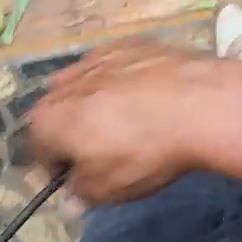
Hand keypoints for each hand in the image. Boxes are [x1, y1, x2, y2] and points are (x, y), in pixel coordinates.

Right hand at [28, 38, 241, 203]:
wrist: (199, 104)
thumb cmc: (144, 152)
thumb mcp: (107, 190)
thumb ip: (80, 193)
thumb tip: (71, 198)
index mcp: (50, 117)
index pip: (41, 149)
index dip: (62, 168)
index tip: (86, 178)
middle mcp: (67, 81)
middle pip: (61, 111)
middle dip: (77, 131)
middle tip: (109, 151)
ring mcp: (100, 56)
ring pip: (88, 84)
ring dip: (99, 102)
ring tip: (132, 122)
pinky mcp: (132, 43)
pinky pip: (117, 66)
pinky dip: (125, 80)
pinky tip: (150, 95)